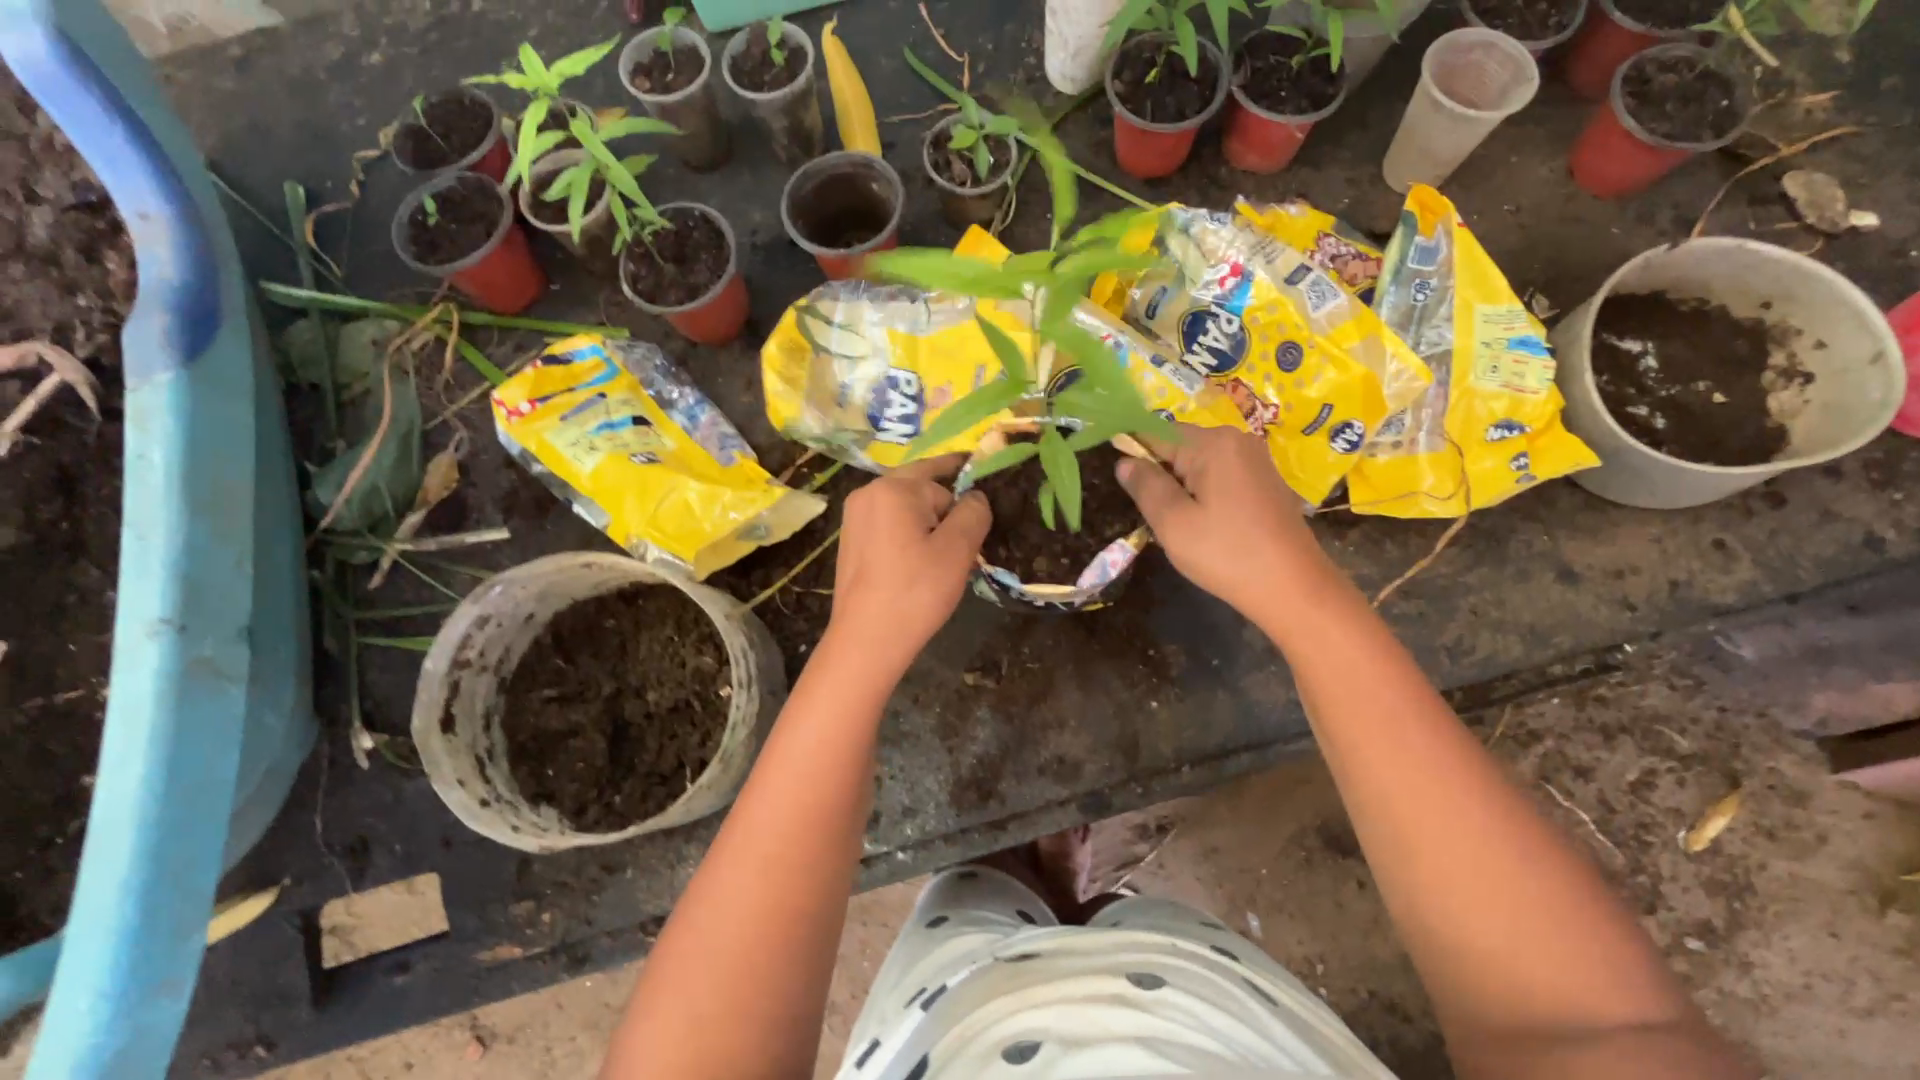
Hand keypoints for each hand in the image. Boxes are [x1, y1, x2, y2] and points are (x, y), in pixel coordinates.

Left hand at [825, 455, 989, 673]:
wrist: (867, 640)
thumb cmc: (916, 591)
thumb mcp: (958, 550)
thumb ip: (974, 512)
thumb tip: (976, 496)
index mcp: (892, 488)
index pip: (944, 485)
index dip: (962, 509)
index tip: (977, 529)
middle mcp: (867, 493)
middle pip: (920, 489)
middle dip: (945, 510)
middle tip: (963, 544)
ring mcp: (854, 518)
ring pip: (905, 510)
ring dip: (928, 526)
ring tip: (942, 561)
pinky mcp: (850, 542)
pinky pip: (889, 527)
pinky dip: (908, 539)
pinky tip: (917, 569)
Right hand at [1115, 424, 1328, 622]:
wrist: (1293, 587)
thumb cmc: (1227, 554)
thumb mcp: (1173, 522)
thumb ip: (1145, 486)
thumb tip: (1124, 461)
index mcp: (1213, 443)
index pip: (1156, 433)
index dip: (1133, 454)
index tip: (1123, 485)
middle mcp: (1237, 441)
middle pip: (1179, 447)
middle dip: (1160, 475)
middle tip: (1154, 515)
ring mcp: (1255, 461)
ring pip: (1199, 464)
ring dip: (1181, 488)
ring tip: (1179, 524)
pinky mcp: (1265, 482)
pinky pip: (1220, 476)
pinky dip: (1204, 494)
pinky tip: (1206, 526)